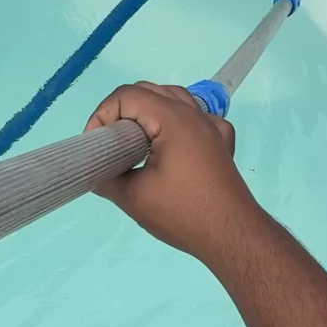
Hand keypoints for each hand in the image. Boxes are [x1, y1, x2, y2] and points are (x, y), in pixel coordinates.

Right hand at [86, 82, 268, 262]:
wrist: (230, 235)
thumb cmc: (182, 214)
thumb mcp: (133, 198)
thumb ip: (106, 179)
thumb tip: (96, 173)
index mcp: (172, 119)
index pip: (127, 95)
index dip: (103, 115)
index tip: (96, 144)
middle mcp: (194, 114)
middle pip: (150, 91)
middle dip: (123, 112)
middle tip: (110, 143)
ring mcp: (212, 126)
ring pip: (175, 99)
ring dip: (150, 113)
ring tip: (136, 143)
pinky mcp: (222, 143)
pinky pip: (198, 117)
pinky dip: (179, 123)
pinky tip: (174, 143)